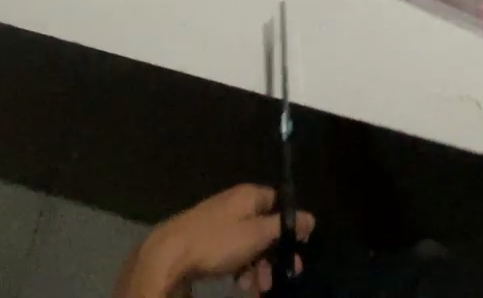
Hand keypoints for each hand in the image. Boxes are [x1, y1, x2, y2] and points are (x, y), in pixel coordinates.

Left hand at [117, 185, 313, 296]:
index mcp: (249, 195)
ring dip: (260, 265)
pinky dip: (242, 266)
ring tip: (259, 286)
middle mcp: (237, 204)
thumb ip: (284, 226)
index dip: (290, 224)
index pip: (279, 202)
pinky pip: (234, 251)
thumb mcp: (257, 234)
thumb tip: (310, 217)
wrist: (172, 253)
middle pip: (265, 226)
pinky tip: (242, 284)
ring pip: (250, 242)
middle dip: (275, 252)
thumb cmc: (218, 240)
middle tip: (285, 275)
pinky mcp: (210, 239)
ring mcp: (222, 221)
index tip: (299, 246)